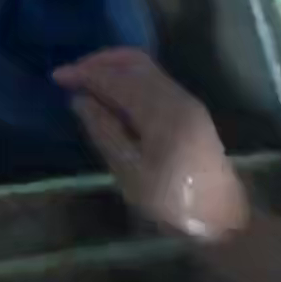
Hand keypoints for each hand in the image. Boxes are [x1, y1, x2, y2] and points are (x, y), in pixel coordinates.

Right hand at [54, 48, 247, 240]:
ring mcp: (185, 101)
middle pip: (133, 61)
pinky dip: (126, 77)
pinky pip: (151, 79)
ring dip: (112, 67)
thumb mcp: (129, 173)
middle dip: (97, 62)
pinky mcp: (187, 109)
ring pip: (143, 67)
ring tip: (85, 82)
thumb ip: (103, 131)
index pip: (115, 78)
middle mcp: (176, 97)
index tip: (57, 77)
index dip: (84, 73)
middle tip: (70, 75)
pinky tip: (110, 94)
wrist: (223, 220)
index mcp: (162, 112)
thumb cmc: (172, 202)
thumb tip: (79, 99)